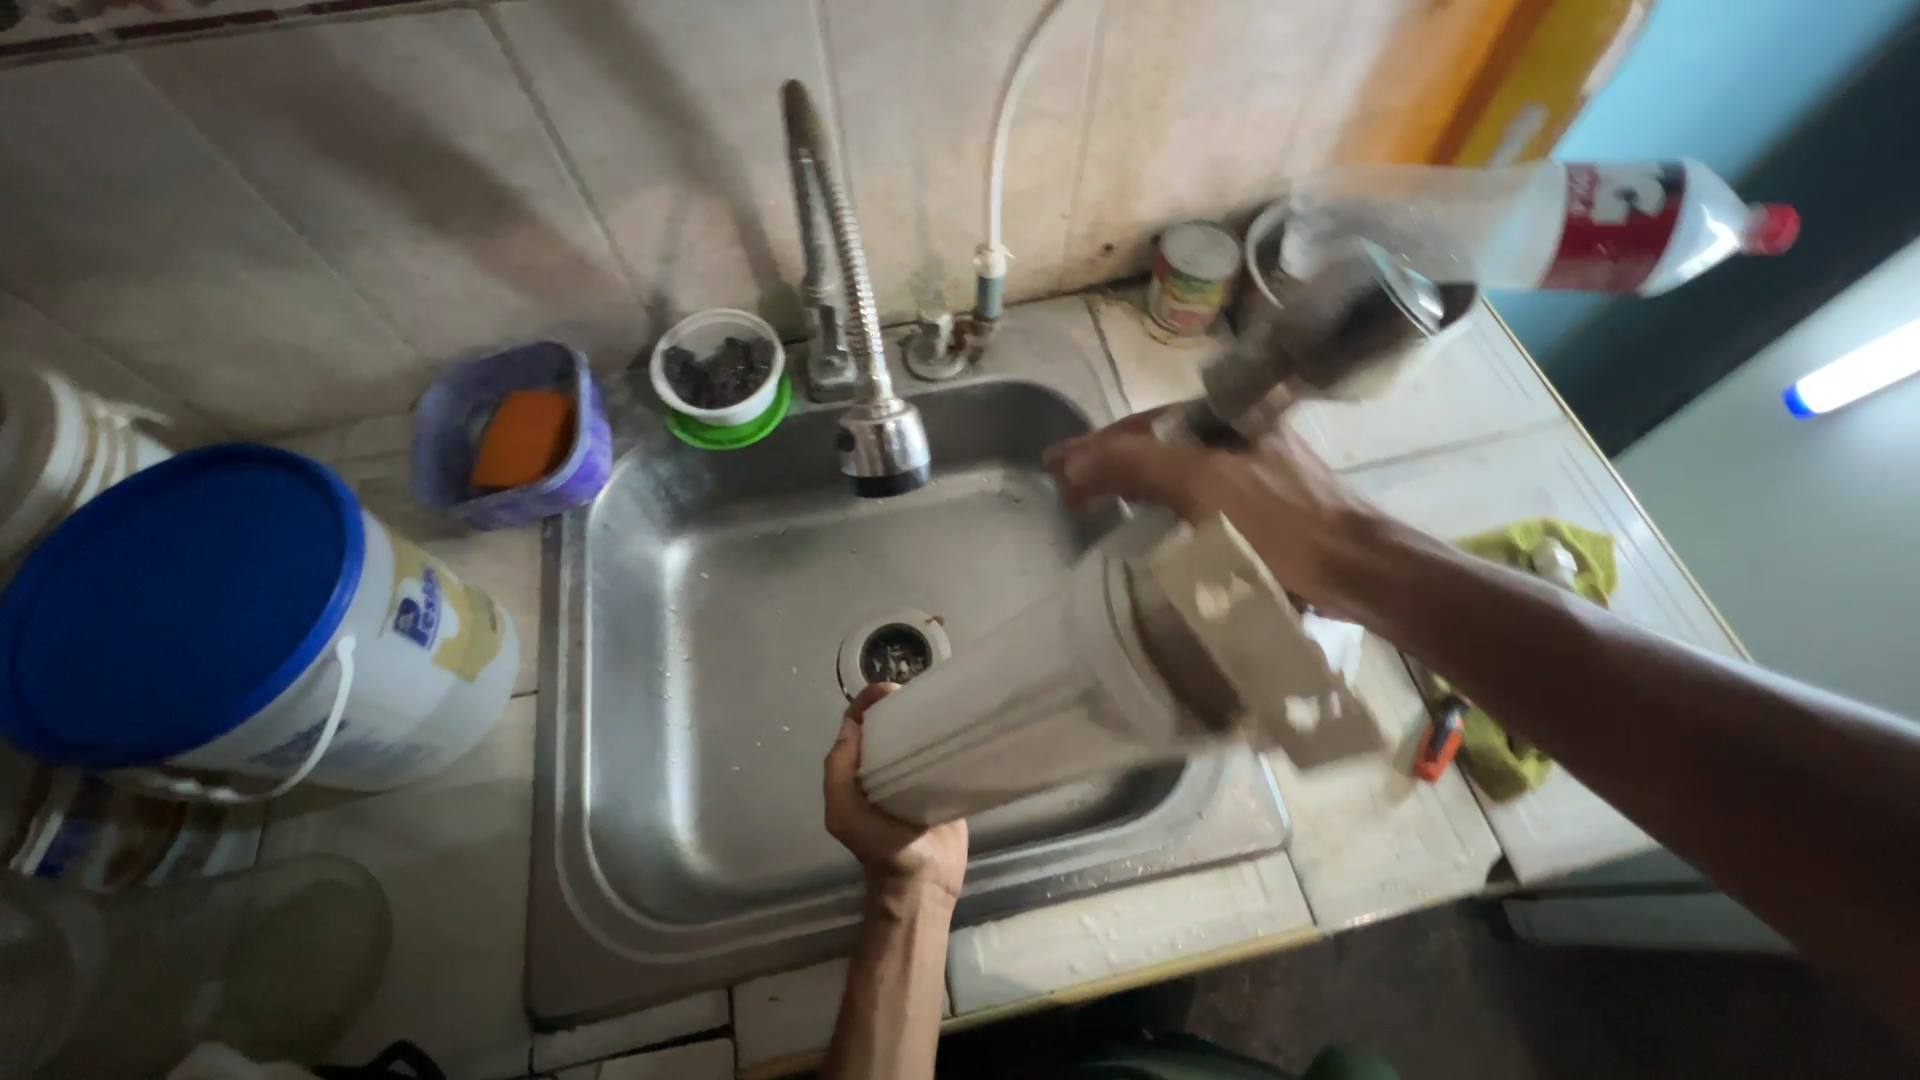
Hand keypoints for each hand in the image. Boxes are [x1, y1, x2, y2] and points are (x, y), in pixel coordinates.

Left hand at [823, 683, 969, 903]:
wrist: (922, 884)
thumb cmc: (881, 849)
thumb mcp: (844, 814)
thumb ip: (838, 773)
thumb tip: (851, 726)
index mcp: (858, 771)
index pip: (860, 724)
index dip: (870, 702)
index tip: (893, 689)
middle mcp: (884, 767)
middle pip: (890, 723)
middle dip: (902, 703)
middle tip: (925, 692)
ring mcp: (916, 774)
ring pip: (918, 734)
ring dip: (927, 716)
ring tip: (945, 702)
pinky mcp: (944, 783)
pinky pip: (945, 752)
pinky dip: (950, 736)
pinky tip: (962, 724)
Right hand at [1043, 410, 1382, 614]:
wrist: (1356, 568)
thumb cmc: (1281, 522)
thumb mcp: (1203, 484)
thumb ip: (1136, 464)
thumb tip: (1072, 464)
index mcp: (1220, 419)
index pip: (1139, 426)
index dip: (1092, 446)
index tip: (1053, 468)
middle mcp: (1232, 437)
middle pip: (1153, 445)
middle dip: (1106, 463)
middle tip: (1065, 488)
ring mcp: (1248, 472)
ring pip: (1173, 472)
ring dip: (1130, 484)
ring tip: (1094, 501)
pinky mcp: (1258, 508)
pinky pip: (1192, 497)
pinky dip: (1160, 504)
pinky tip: (1149, 521)